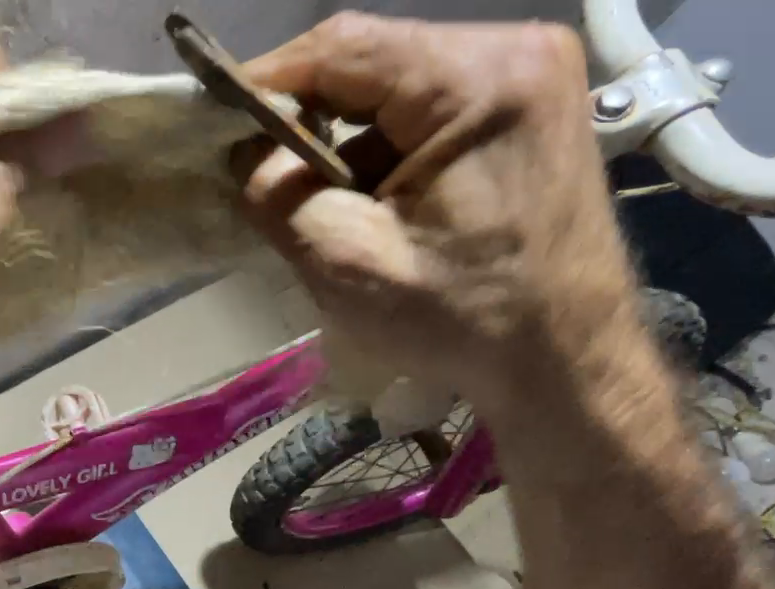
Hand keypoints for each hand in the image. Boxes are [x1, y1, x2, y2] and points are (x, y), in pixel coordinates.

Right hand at [230, 15, 639, 415]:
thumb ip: (280, 198)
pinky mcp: (524, 107)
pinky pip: (423, 107)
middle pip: (369, 62)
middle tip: (258, 173)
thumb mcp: (347, 265)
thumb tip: (242, 154)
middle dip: (303, 116)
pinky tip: (367, 201)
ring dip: (339, 139)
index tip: (212, 121)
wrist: (562, 353)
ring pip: (391, 86)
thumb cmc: (461, 317)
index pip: (343, 48)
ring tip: (318, 203)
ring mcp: (526, 76)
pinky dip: (378, 149)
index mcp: (477, 81)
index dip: (266, 80)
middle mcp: (513, 52)